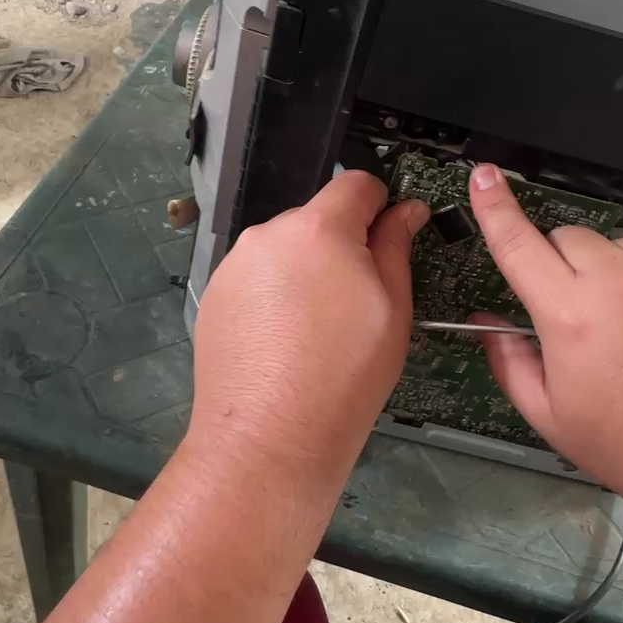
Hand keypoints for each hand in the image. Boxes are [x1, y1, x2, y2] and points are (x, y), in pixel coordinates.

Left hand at [187, 171, 428, 493]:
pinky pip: (258, 275)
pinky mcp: (214, 293)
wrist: (268, 439)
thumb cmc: (343, 377)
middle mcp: (269, 234)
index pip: (357, 183)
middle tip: (355, 300)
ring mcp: (235, 264)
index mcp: (318, 230)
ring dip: (306, 267)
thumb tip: (407, 210)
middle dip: (341, 244)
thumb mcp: (391, 309)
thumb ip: (396, 247)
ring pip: (286, 247)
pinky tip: (283, 338)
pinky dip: (275, 292)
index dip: (380, 204)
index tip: (388, 238)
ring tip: (316, 327)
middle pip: (318, 217)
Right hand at [466, 163, 622, 545]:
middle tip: (579, 313)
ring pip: (621, 250)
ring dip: (613, 274)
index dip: (495, 206)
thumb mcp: (556, 420)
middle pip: (568, 238)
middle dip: (560, 264)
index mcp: (572, 317)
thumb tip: (487, 324)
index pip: (518, 244)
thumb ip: (510, 363)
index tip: (484, 176)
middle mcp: (620, 282)